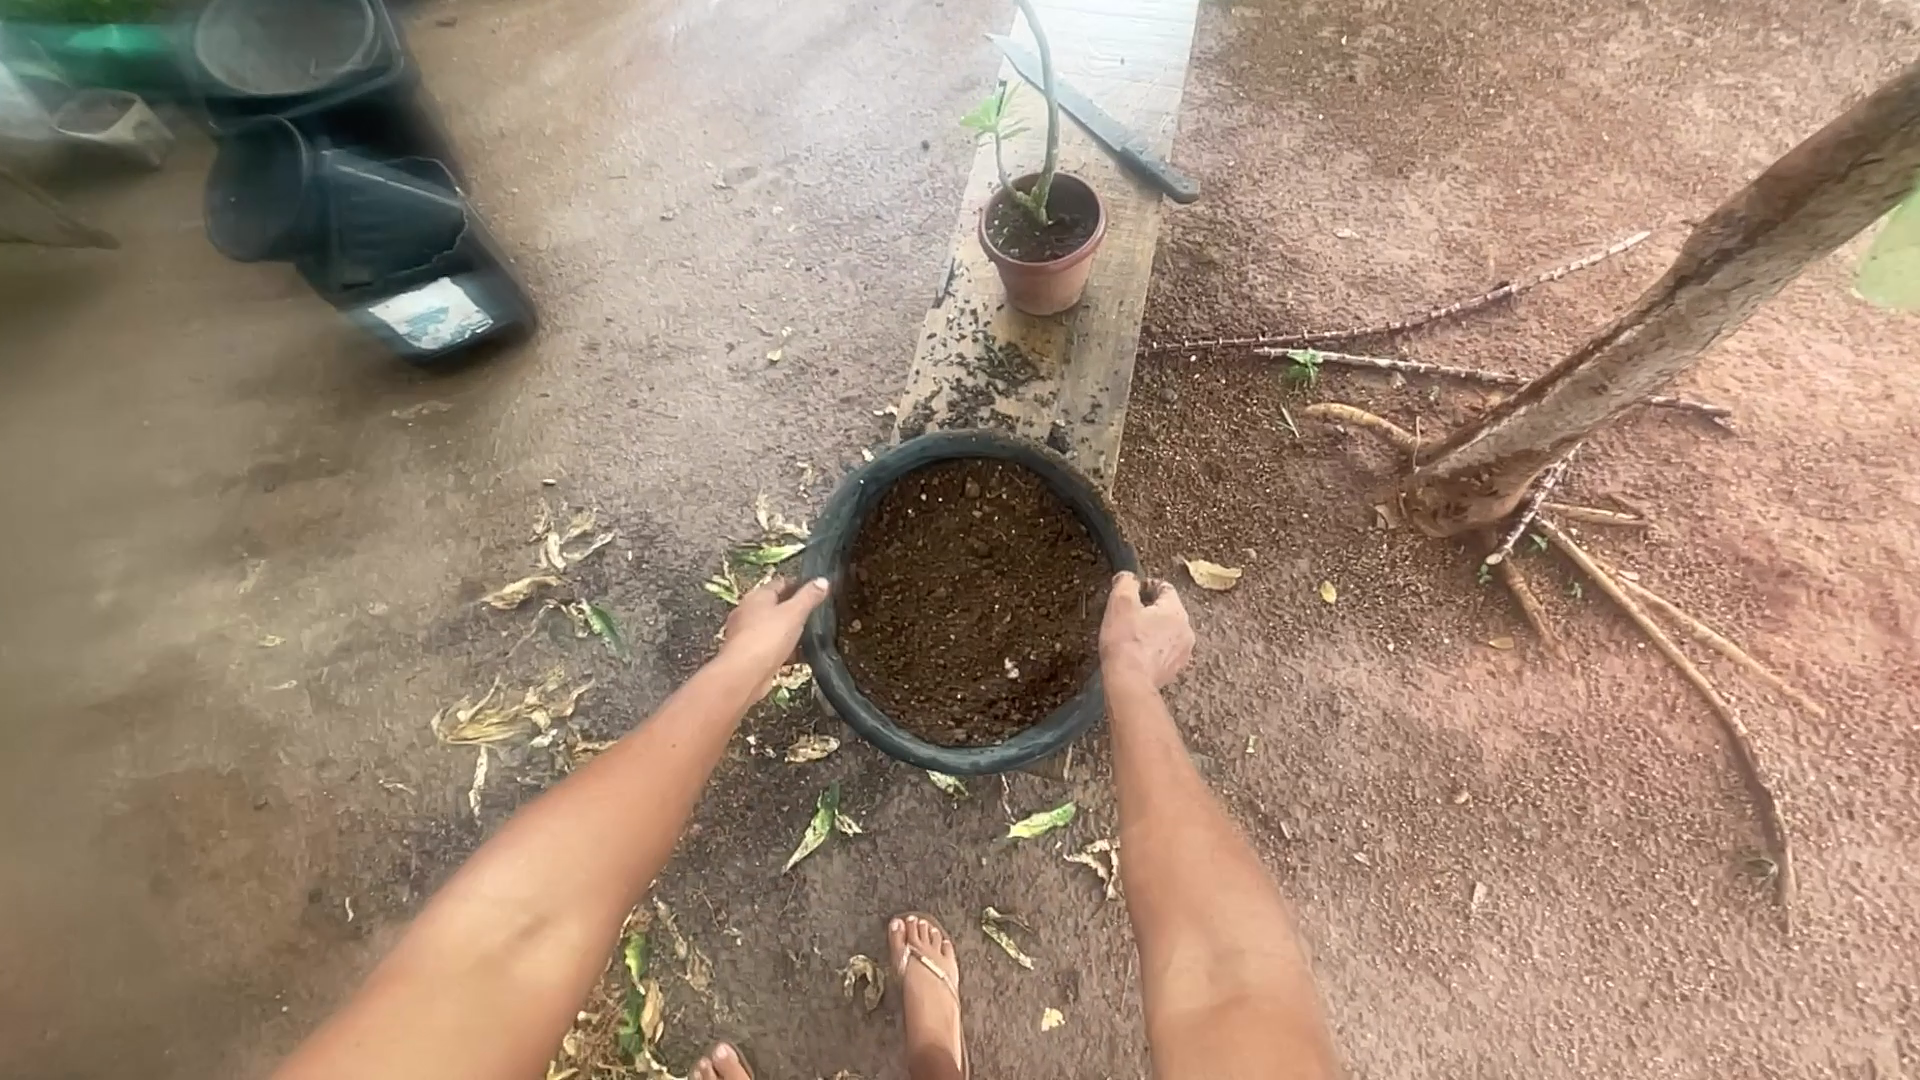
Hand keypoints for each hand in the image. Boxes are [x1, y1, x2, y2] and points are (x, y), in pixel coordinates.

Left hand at [719, 576, 830, 696]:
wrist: (744, 675)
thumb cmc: (768, 637)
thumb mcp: (795, 613)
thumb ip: (809, 597)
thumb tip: (823, 580)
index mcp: (757, 596)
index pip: (780, 583)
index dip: (798, 585)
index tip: (816, 591)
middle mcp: (748, 612)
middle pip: (775, 605)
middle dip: (793, 609)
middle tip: (816, 613)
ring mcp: (746, 634)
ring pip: (772, 627)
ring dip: (788, 630)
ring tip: (810, 635)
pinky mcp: (748, 655)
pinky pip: (770, 647)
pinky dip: (783, 649)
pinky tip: (797, 656)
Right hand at [1099, 571, 1193, 688]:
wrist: (1130, 681)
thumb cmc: (1126, 641)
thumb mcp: (1120, 603)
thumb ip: (1126, 583)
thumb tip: (1128, 577)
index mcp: (1176, 610)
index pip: (1165, 588)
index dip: (1146, 586)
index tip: (1132, 591)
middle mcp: (1185, 630)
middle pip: (1168, 610)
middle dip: (1149, 610)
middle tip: (1128, 615)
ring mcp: (1182, 652)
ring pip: (1167, 632)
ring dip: (1152, 630)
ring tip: (1131, 636)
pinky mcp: (1174, 669)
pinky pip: (1164, 651)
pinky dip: (1153, 649)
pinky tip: (1137, 654)